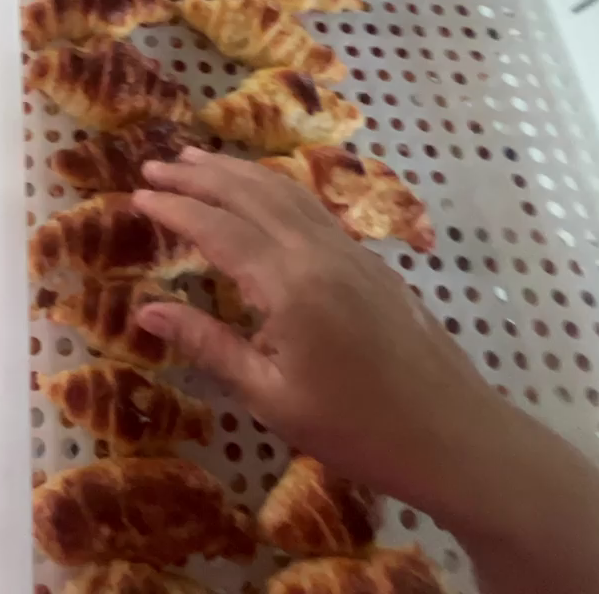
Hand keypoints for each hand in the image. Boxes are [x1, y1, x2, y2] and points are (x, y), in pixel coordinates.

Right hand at [130, 148, 536, 528]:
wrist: (462, 441)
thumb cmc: (358, 429)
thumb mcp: (271, 397)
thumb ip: (207, 343)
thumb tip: (145, 309)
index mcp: (290, 285)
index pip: (217, 229)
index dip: (174, 209)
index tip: (136, 197)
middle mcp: (318, 252)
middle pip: (248, 194)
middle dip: (197, 175)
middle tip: (154, 166)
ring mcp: (348, 250)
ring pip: (282, 190)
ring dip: (234, 170)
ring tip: (195, 158)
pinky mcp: (368, 259)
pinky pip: (308, 204)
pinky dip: (270, 184)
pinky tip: (257, 189)